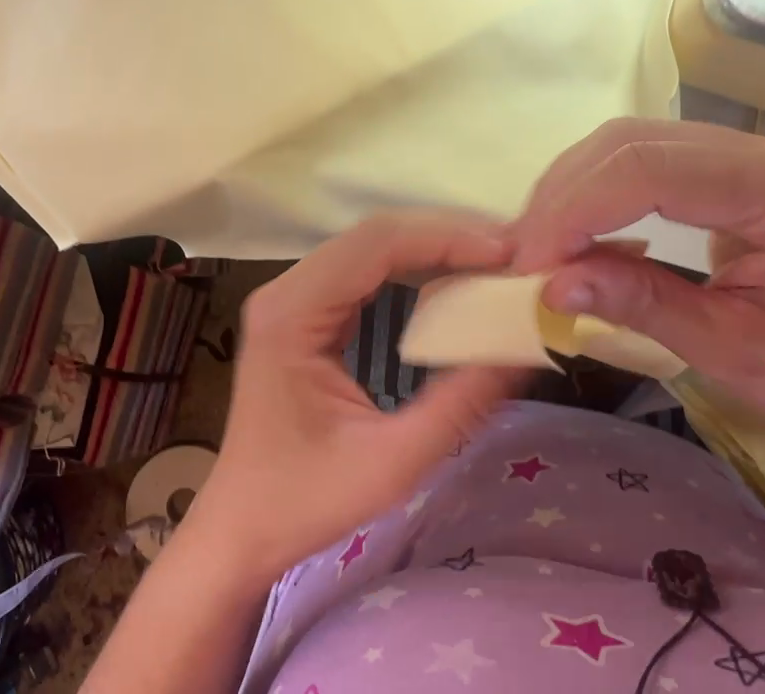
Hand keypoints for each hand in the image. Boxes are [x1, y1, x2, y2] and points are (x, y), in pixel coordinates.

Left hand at [183, 212, 522, 584]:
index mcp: (291, 314)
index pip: (376, 245)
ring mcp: (291, 299)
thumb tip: (522, 348)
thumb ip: (459, 404)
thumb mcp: (393, 463)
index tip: (507, 254)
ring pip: (370, 248)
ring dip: (433, 250)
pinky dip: (412, 270)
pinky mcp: (303, 315)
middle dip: (447, 237)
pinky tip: (452, 283)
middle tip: (512, 255)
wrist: (241, 528)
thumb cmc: (305, 501)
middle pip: (374, 236)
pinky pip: (363, 273)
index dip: (446, 238)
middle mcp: (285, 291)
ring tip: (494, 265)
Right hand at [511, 119, 764, 456]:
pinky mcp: (729, 168)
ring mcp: (751, 154)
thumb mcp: (732, 354)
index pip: (657, 171)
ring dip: (571, 191)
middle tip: (520, 261)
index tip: (529, 268)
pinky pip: (642, 160)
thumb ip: (641, 306)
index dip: (579, 211)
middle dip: (565, 199)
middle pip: (635, 144)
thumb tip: (549, 286)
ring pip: (630, 143)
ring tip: (537, 249)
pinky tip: (570, 232)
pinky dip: (593, 193)